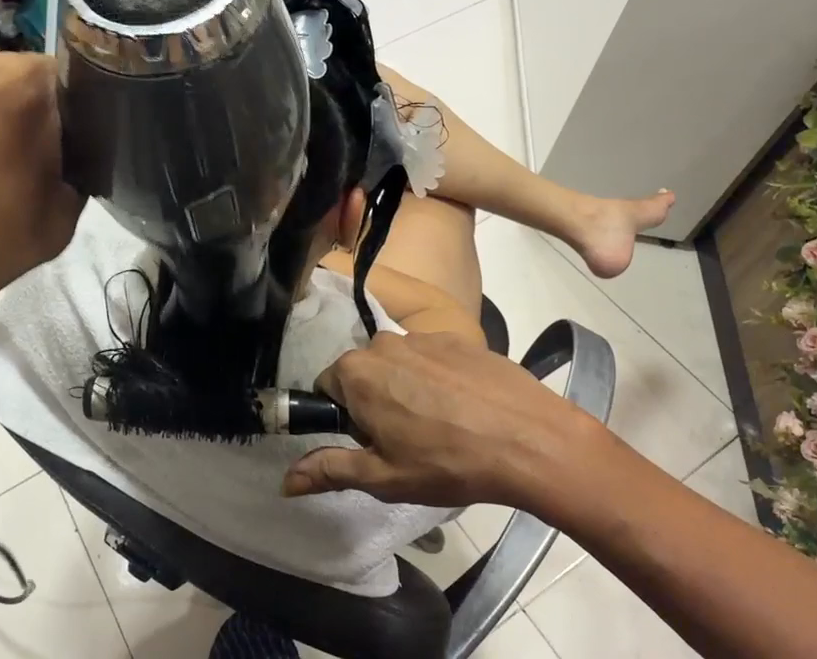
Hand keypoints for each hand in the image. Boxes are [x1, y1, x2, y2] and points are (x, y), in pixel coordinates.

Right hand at [283, 331, 604, 512]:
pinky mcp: (460, 339)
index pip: (327, 387)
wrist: (531, 441)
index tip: (373, 442)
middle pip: (363, 373)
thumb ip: (330, 470)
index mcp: (356, 373)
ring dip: (408, 389)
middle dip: (374, 401)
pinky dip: (441, 380)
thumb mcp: (384, 477)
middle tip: (407, 440)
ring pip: (399, 365)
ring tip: (442, 426)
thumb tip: (285, 480)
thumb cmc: (448, 463)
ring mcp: (423, 337)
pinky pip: (434, 359)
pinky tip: (467, 410)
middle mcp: (382, 344)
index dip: (346, 418)